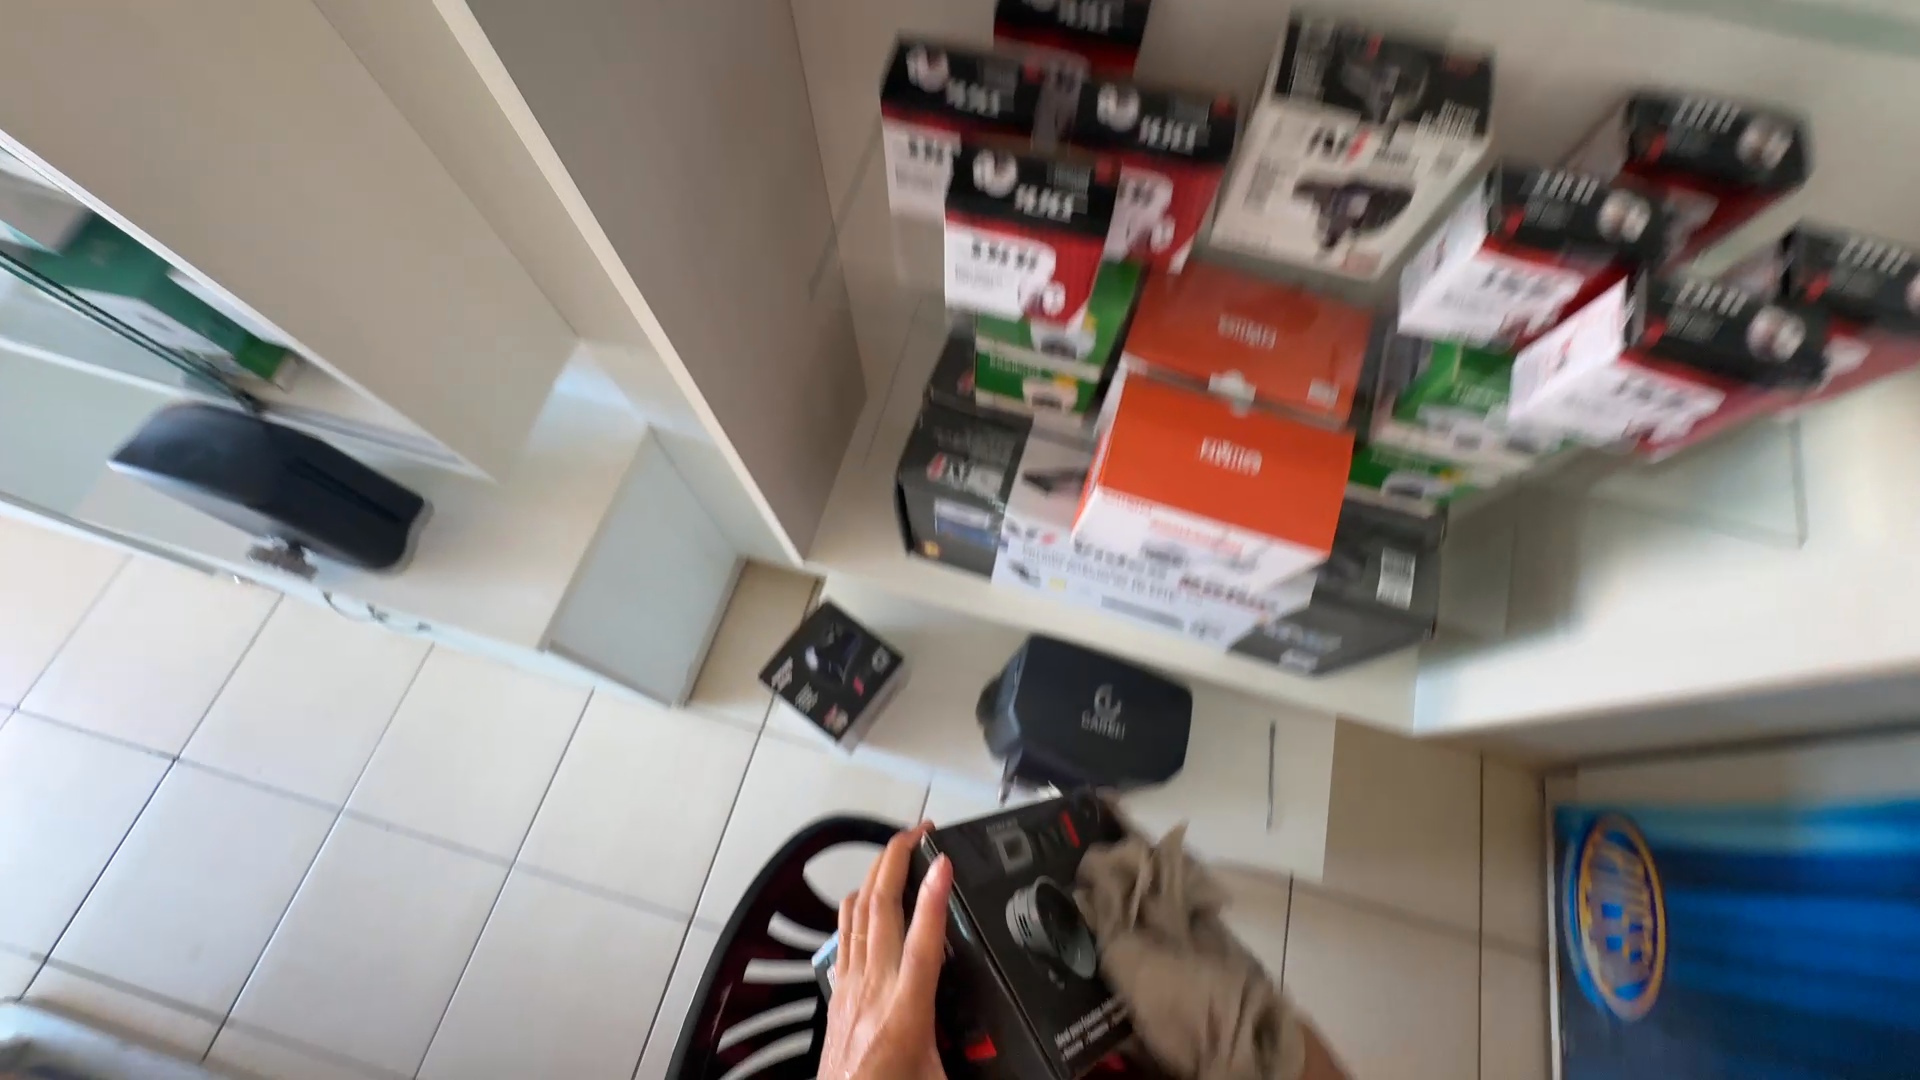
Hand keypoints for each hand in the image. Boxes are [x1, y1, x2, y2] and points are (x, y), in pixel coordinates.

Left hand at [819, 823, 954, 1079]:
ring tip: (898, 848)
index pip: (923, 942)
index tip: (945, 860)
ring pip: (858, 910)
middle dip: (898, 858)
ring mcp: (850, 984)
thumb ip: (974, 1048)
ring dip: (876, 870)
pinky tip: (867, 893)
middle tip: (921, 832)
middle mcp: (874, 988)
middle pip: (881, 907)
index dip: (934, 896)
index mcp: (906, 1012)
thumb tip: (1005, 1040)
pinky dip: (857, 901)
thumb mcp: (942, 1077)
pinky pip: (844, 931)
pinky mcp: (837, 989)